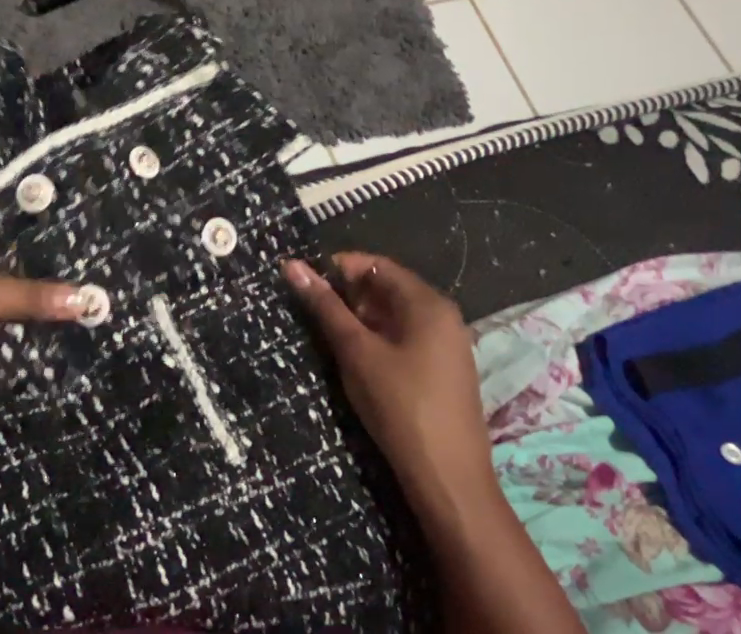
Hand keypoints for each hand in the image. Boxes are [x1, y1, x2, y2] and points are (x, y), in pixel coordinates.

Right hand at [281, 253, 491, 511]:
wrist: (447, 476)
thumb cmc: (399, 404)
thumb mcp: (355, 351)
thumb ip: (325, 307)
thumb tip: (293, 266)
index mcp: (428, 304)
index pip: (377, 265)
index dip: (338, 268)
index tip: (304, 282)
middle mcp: (443, 316)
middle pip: (386, 288)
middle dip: (347, 295)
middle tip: (311, 312)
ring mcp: (446, 345)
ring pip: (393, 316)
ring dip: (358, 319)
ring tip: (327, 336)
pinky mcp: (441, 370)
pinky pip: (404, 338)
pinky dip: (376, 339)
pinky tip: (354, 359)